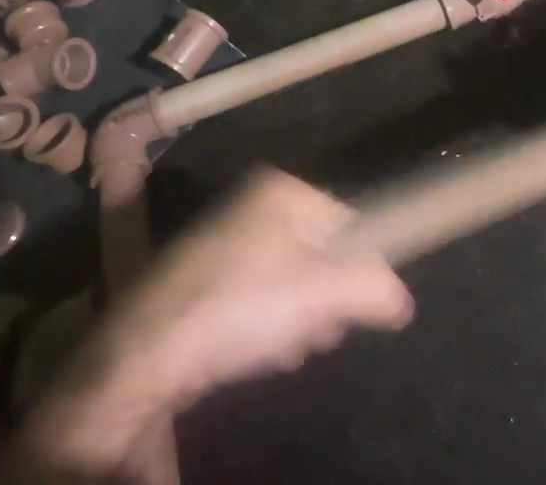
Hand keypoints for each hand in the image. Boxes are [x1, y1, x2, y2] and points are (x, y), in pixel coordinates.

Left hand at [100, 170, 412, 403]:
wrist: (143, 353)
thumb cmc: (241, 306)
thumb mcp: (324, 293)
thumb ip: (375, 288)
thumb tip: (402, 301)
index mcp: (283, 191)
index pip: (352, 220)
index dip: (363, 265)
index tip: (361, 305)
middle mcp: (253, 206)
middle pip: (322, 253)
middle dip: (327, 299)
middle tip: (319, 330)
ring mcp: (224, 240)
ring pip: (291, 281)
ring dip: (299, 319)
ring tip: (285, 346)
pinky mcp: (203, 279)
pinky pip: (258, 297)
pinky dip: (266, 325)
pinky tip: (258, 351)